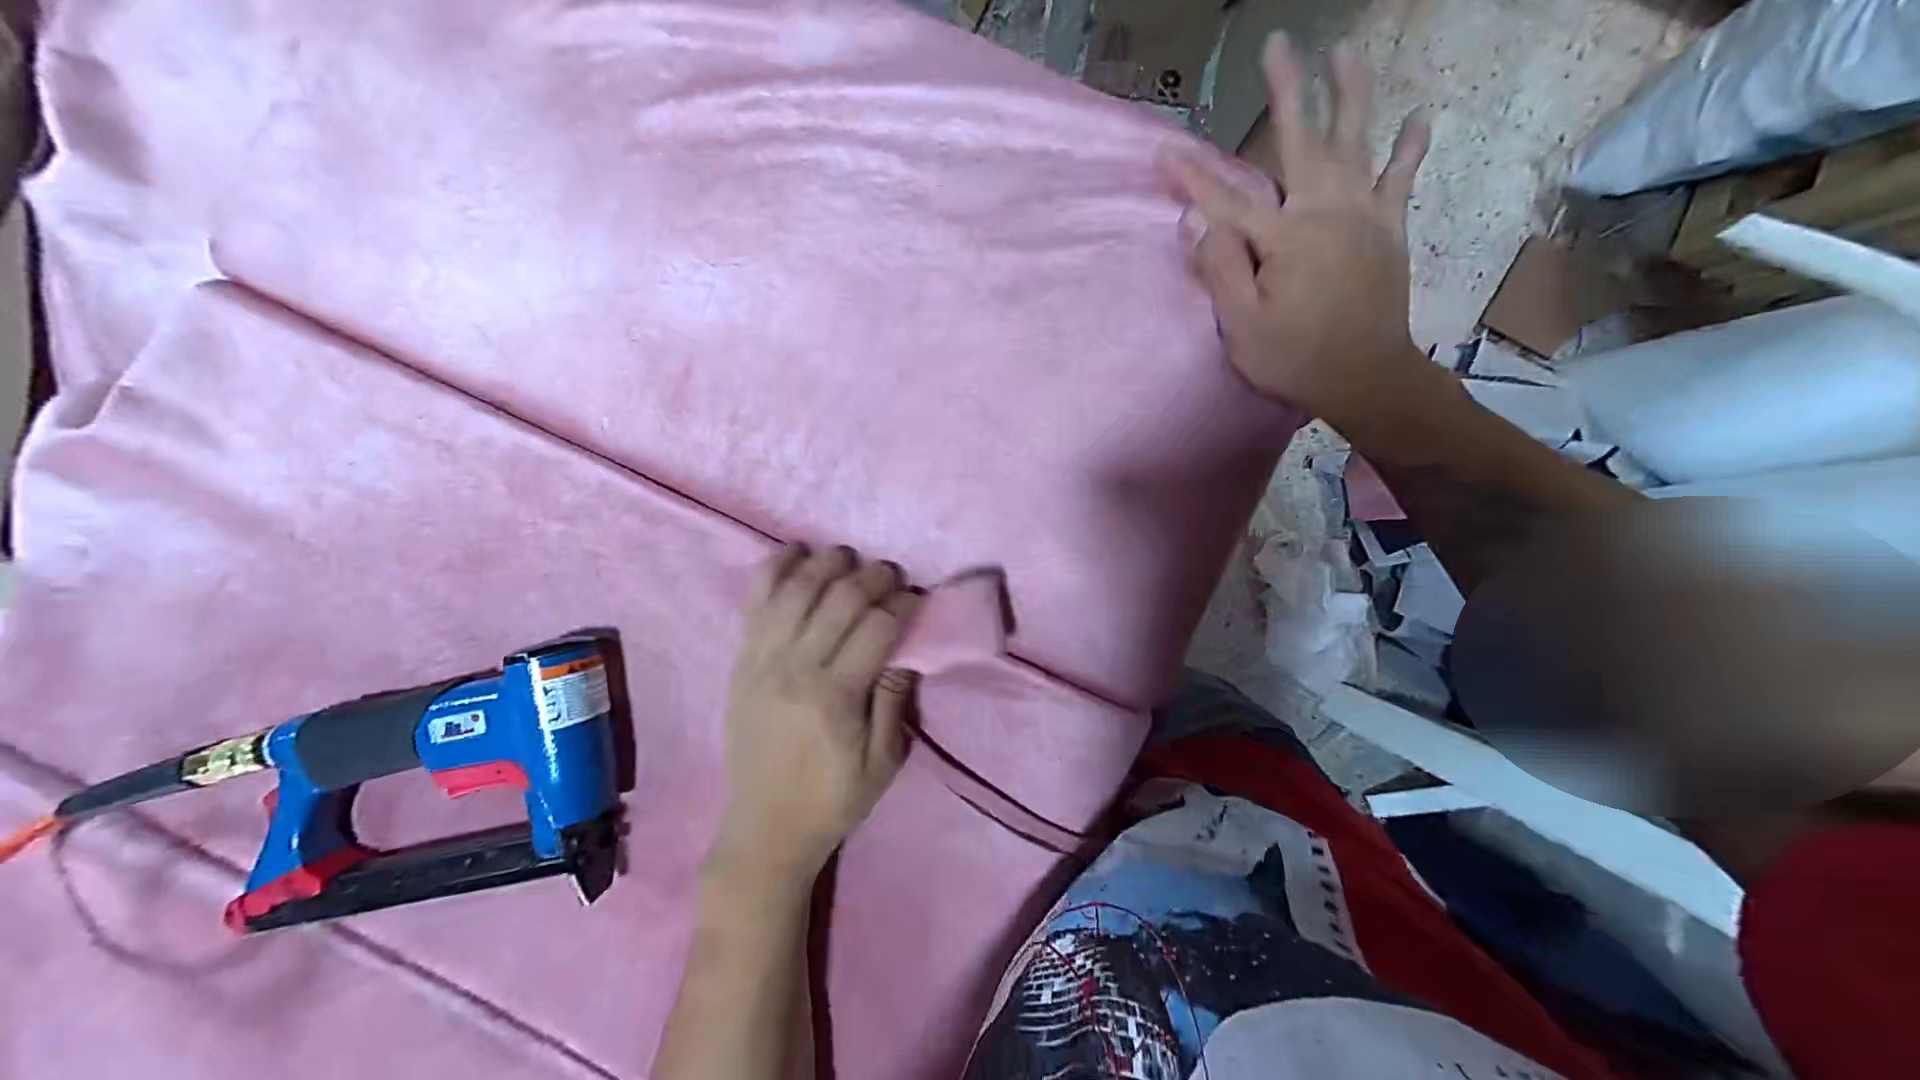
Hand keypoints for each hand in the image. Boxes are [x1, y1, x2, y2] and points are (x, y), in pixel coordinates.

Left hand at [713, 545, 920, 885]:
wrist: (765, 828)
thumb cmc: (832, 800)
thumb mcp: (882, 761)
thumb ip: (894, 699)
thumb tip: (907, 648)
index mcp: (835, 697)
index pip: (877, 627)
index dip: (904, 604)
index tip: (918, 599)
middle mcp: (796, 668)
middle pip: (839, 598)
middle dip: (873, 575)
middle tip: (892, 573)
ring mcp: (762, 660)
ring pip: (796, 589)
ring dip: (828, 563)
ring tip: (850, 557)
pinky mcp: (741, 661)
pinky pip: (755, 601)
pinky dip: (775, 569)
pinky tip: (796, 553)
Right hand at [1165, 33, 1431, 425]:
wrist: (1365, 377)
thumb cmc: (1295, 357)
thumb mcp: (1242, 326)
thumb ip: (1220, 269)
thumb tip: (1196, 220)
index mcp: (1286, 238)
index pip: (1227, 201)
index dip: (1192, 179)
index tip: (1165, 152)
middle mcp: (1328, 212)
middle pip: (1302, 141)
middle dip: (1287, 90)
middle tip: (1279, 43)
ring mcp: (1363, 216)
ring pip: (1356, 142)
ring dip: (1350, 93)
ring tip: (1346, 52)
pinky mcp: (1387, 230)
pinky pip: (1400, 179)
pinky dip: (1409, 148)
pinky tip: (1418, 117)